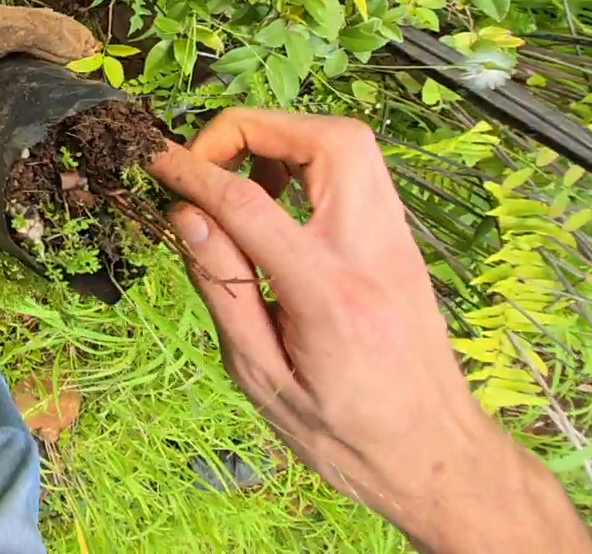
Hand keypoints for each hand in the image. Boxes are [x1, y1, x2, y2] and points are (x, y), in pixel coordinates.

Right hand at [147, 110, 591, 552]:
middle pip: (329, 140)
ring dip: (274, 139)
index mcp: (331, 296)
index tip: (150, 158)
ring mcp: (396, 242)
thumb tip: (184, 212)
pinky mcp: (396, 240)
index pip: (249, 203)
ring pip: (345, 143)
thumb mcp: (258, 373)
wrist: (441, 463)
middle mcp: (375, 254)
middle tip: (202, 160)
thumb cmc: (339, 431)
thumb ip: (220, 286)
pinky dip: (295, 159)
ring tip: (225, 175)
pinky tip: (260, 196)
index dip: (190, 171)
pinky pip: (349, 169)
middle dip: (251, 128)